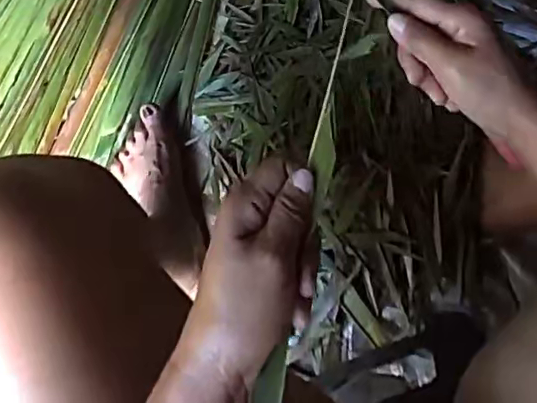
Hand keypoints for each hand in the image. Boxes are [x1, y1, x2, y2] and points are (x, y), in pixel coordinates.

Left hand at [171, 159, 316, 392]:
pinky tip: (292, 313)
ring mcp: (253, 244)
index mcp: (244, 202)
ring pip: (297, 238)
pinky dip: (296, 288)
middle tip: (301, 273)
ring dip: (304, 271)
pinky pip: (290, 265)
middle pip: (294, 206)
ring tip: (296, 300)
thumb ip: (292, 212)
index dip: (304, 184)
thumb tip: (306, 170)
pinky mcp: (260, 270)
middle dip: (306, 241)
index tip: (315, 214)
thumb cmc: (245, 308)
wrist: (221, 369)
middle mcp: (247, 216)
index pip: (281, 166)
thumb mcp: (275, 255)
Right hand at [383, 0, 536, 152]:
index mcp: (461, 18)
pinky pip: (440, 68)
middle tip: (419, 81)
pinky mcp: (469, 68)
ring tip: (441, 96)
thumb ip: (419, 40)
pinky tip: (451, 100)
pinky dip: (439, 84)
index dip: (392, 2)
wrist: (526, 129)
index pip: (417, 2)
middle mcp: (463, 27)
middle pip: (418, 30)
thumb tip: (393, 18)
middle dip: (413, 57)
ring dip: (426, 76)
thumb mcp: (448, 65)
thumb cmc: (489, 92)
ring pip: (426, 53)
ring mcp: (467, 47)